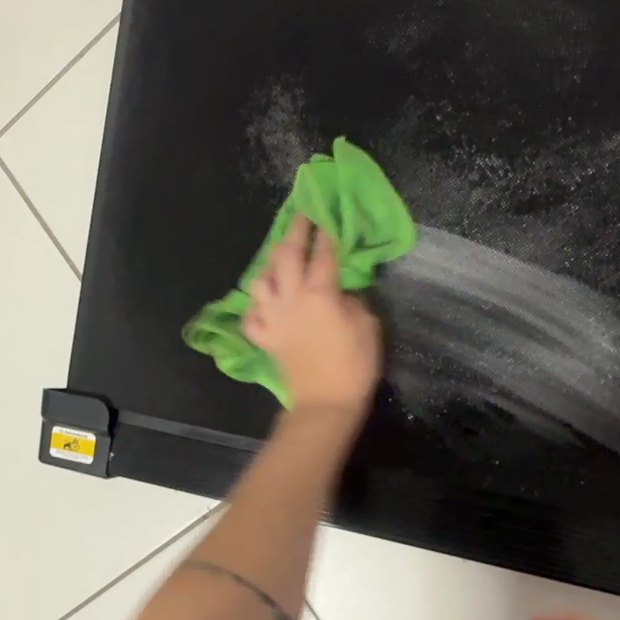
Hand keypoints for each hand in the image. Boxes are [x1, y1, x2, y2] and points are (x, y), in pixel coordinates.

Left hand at [244, 215, 382, 414]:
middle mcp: (291, 299)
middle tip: (301, 217)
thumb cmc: (354, 367)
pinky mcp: (264, 339)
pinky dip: (255, 307)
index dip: (326, 233)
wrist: (325, 404)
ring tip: (278, 261)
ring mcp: (273, 319)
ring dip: (269, 265)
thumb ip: (354, 302)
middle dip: (294, 231)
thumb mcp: (368, 327)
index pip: (323, 254)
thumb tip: (341, 293)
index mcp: (321, 293)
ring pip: (259, 281)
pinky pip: (251, 316)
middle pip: (286, 255)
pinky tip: (264, 303)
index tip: (327, 215)